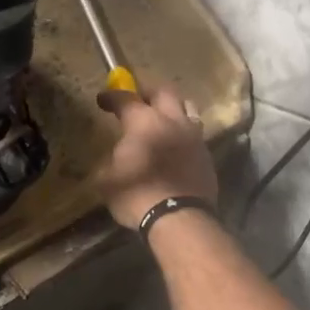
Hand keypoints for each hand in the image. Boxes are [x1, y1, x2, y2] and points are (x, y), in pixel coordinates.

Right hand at [96, 84, 217, 230]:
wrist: (179, 218)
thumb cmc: (137, 196)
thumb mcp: (107, 180)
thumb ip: (110, 161)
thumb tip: (116, 157)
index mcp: (144, 122)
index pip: (126, 99)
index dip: (112, 96)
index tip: (103, 99)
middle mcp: (172, 121)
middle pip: (164, 91)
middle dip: (148, 90)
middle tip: (138, 97)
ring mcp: (193, 136)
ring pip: (187, 107)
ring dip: (173, 107)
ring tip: (163, 116)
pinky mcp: (206, 155)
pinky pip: (195, 133)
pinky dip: (183, 133)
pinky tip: (176, 144)